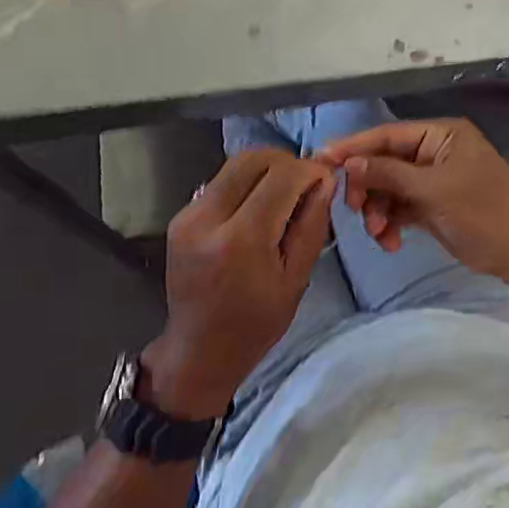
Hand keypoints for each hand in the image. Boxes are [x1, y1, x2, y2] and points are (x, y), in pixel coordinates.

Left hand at [142, 149, 333, 418]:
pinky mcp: (181, 216)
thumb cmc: (257, 322)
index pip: (282, 177)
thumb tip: (325, 181)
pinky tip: (261, 209)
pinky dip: (249, 184)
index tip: (327, 182)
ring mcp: (188, 215)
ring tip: (287, 196)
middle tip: (307, 185)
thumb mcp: (298, 277)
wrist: (200, 349)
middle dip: (288, 163)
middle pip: (253, 159)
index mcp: (241, 240)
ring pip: (235, 165)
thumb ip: (312, 224)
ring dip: (268, 171)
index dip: (310, 171)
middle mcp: (208, 218)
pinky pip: (222, 182)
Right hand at [314, 118, 508, 280]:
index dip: (354, 147)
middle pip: (385, 163)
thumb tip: (348, 163)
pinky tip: (391, 242)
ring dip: (378, 211)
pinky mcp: (433, 206)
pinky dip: (391, 223)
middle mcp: (436, 153)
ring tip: (380, 233)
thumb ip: (388, 174)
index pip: (388, 135)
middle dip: (368, 187)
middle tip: (354, 209)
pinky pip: (401, 209)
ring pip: (390, 189)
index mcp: (442, 135)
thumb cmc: (482, 211)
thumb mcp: (433, 190)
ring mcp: (434, 181)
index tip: (321, 161)